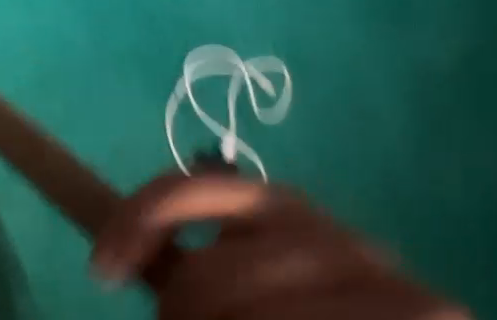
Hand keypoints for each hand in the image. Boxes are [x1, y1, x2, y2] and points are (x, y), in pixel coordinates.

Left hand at [93, 173, 469, 319]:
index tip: (102, 270)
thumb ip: (195, 265)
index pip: (191, 189)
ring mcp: (394, 286)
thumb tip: (115, 262)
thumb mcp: (244, 280)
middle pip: (215, 273)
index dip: (138, 223)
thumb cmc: (297, 307)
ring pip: (258, 316)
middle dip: (180, 309)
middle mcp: (338, 236)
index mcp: (282, 206)